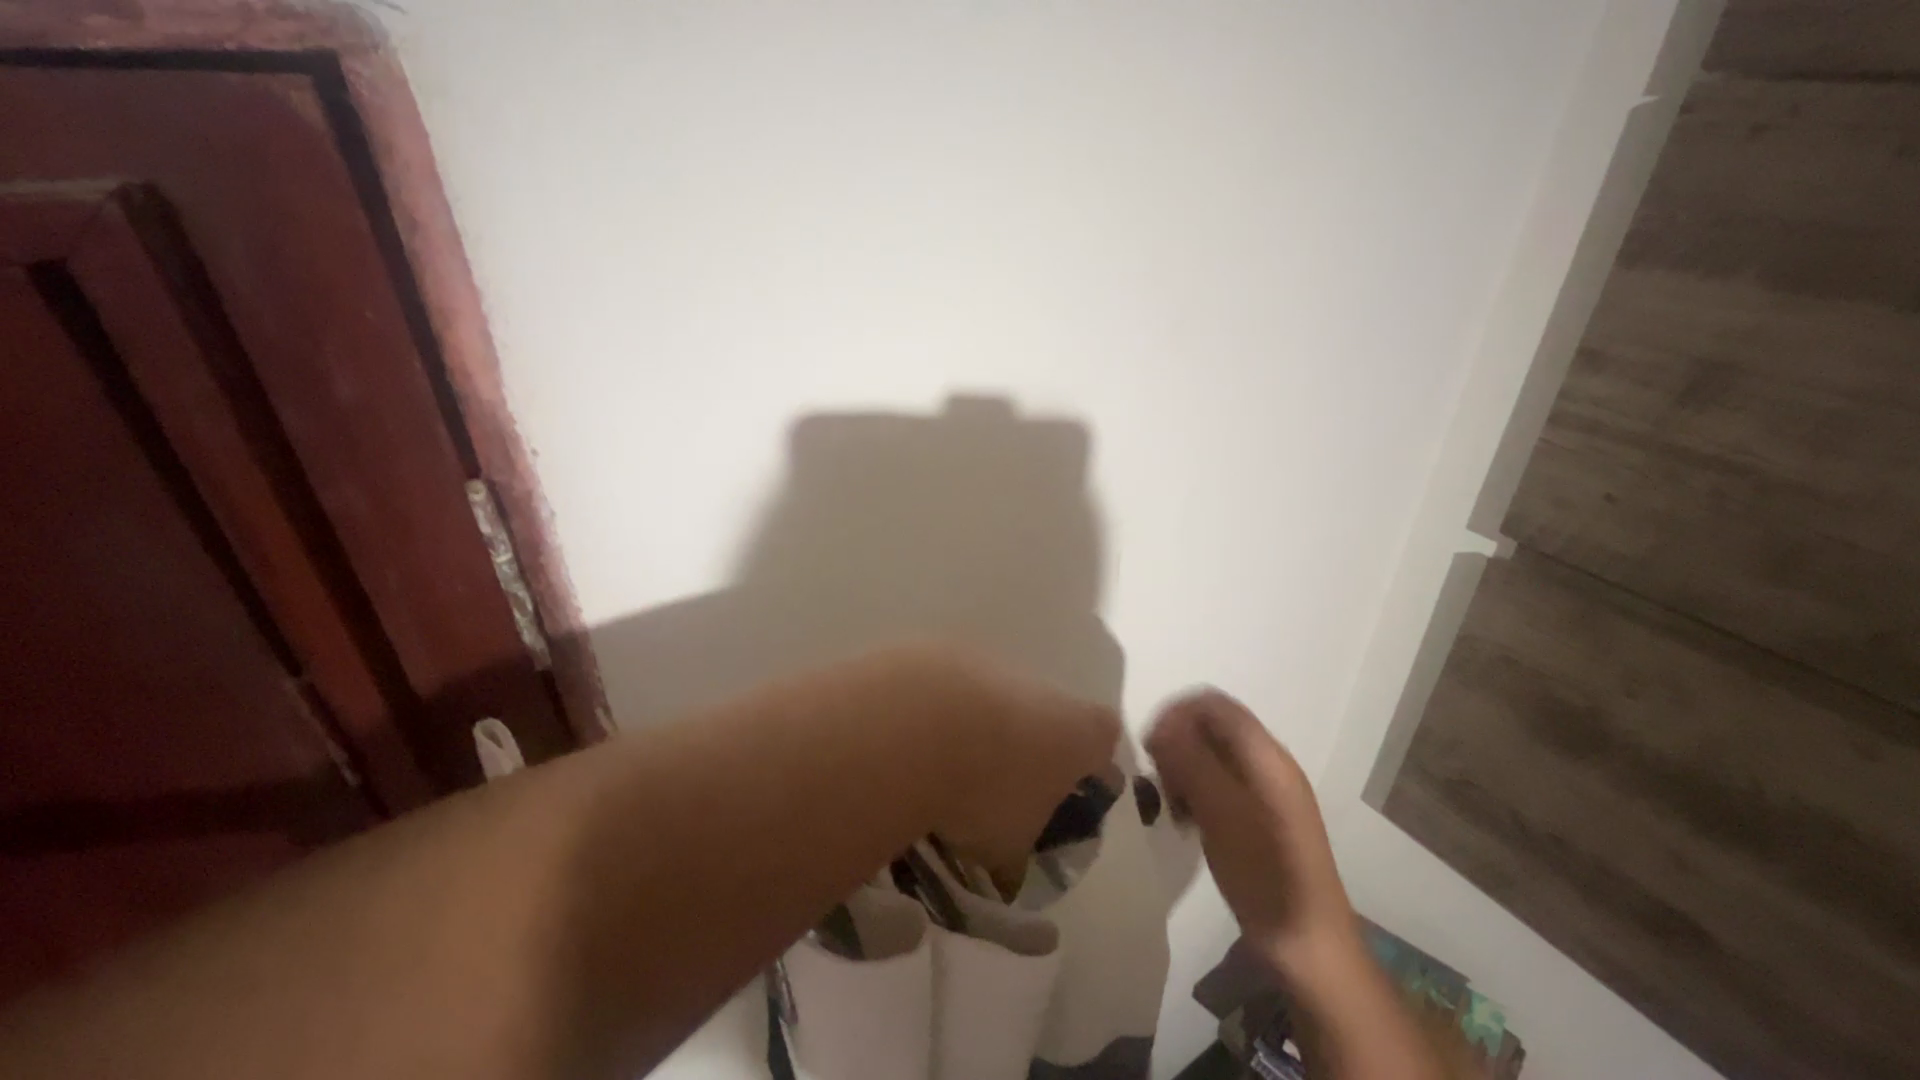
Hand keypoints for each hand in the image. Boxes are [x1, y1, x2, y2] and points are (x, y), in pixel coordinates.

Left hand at [882, 646, 1120, 884]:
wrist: (912, 726)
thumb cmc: (984, 793)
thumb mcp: (1009, 847)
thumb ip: (1018, 850)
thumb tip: (1007, 866)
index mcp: (1079, 730)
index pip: (1104, 740)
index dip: (1088, 767)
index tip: (1064, 796)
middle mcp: (1042, 686)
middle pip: (1045, 714)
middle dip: (1023, 748)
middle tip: (994, 790)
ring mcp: (988, 663)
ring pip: (991, 697)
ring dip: (974, 727)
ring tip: (941, 768)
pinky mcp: (938, 651)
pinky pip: (945, 689)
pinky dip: (932, 713)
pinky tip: (908, 744)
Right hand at [1146, 690, 1361, 982]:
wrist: (1306, 944)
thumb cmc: (1263, 874)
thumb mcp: (1221, 813)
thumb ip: (1190, 762)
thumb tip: (1160, 723)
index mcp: (1266, 757)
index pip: (1213, 703)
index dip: (1175, 714)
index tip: (1148, 750)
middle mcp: (1269, 765)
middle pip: (1212, 727)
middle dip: (1177, 743)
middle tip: (1156, 782)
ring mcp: (1267, 793)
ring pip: (1212, 756)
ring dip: (1183, 769)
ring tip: (1169, 805)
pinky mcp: (1260, 819)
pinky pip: (1220, 784)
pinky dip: (1196, 792)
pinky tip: (1186, 823)